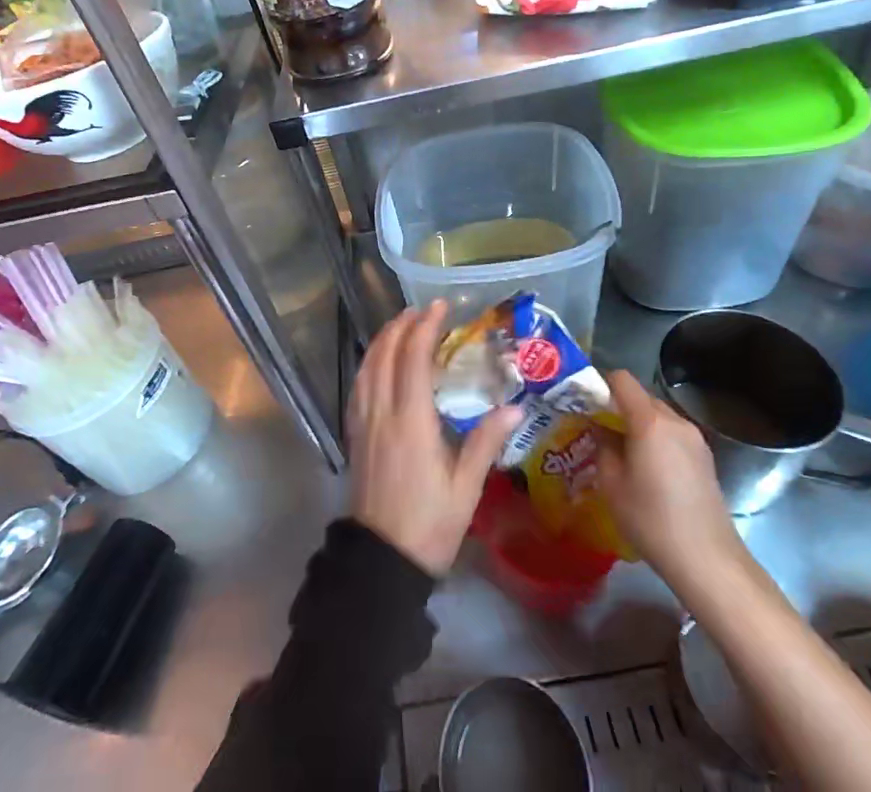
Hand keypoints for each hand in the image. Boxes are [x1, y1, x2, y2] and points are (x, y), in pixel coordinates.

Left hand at [348, 301, 520, 575]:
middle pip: (384, 357)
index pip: (414, 360)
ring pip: (365, 370)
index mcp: (411, 423)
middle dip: (400, 327)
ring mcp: (363, 426)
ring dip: (380, 342)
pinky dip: (368, 365)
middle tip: (421, 311)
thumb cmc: (430, 526)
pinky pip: (357, 389)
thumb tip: (515, 408)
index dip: (425, 328)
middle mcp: (381, 415)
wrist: (381, 562)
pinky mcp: (355, 439)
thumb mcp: (466, 488)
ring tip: (399, 327)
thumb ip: (486, 443)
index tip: (439, 307)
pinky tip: (376, 365)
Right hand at [597, 370, 749, 588]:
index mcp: (650, 421)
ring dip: (637, 423)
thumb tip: (600, 430)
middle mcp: (675, 421)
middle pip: (642, 396)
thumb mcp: (612, 484)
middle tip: (596, 428)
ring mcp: (695, 439)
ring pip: (658, 416)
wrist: (706, 557)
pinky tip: (645, 467)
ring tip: (619, 450)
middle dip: (617, 406)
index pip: (622, 380)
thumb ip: (603, 447)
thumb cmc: (650, 519)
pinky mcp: (704, 457)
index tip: (582, 401)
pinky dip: (654, 438)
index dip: (599, 383)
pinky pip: (672, 434)